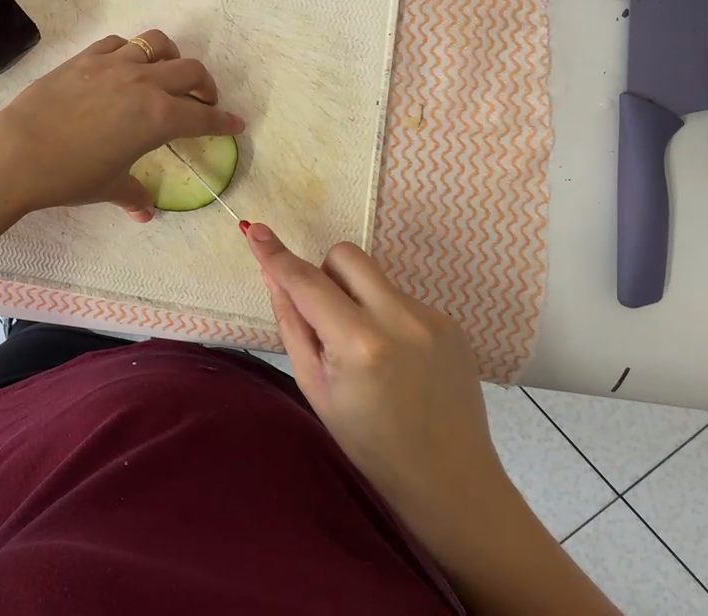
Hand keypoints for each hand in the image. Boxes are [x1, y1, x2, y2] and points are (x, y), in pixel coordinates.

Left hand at [0, 29, 245, 220]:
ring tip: (167, 74)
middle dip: (204, 86)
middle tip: (204, 101)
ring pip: (156, 44)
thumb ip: (134, 195)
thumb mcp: (108, 186)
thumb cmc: (68, 176)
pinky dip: (131, 50)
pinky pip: (118, 42)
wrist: (16, 153)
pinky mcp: (83, 58)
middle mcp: (142, 83)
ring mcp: (112, 64)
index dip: (223, 122)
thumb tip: (145, 213)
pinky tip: (125, 65)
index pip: (203, 116)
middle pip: (189, 71)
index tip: (236, 123)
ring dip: (171, 57)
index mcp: (158, 117)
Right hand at [246, 225, 508, 526]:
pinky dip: (383, 314)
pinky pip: (399, 297)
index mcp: (359, 343)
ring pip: (373, 276)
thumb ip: (292, 323)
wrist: (450, 478)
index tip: (255, 229)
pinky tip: (393, 358)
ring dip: (354, 296)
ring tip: (363, 349)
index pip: (306, 281)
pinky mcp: (452, 324)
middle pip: (346, 255)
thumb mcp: (314, 385)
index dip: (276, 255)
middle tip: (323, 315)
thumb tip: (273, 274)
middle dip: (323, 272)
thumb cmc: (367, 440)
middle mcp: (400, 320)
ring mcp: (433, 319)